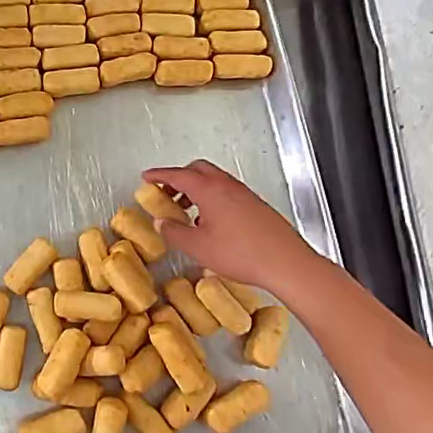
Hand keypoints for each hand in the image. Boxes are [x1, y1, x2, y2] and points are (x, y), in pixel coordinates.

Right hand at [142, 160, 326, 295]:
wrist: (285, 262)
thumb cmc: (242, 253)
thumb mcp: (198, 247)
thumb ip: (174, 232)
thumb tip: (162, 223)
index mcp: (209, 189)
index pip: (177, 175)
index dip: (159, 175)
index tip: (147, 177)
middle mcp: (226, 185)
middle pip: (197, 170)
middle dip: (178, 178)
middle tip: (165, 193)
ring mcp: (243, 193)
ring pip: (213, 180)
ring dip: (196, 189)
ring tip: (185, 210)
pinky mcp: (254, 204)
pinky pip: (226, 191)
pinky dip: (211, 197)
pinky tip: (209, 221)